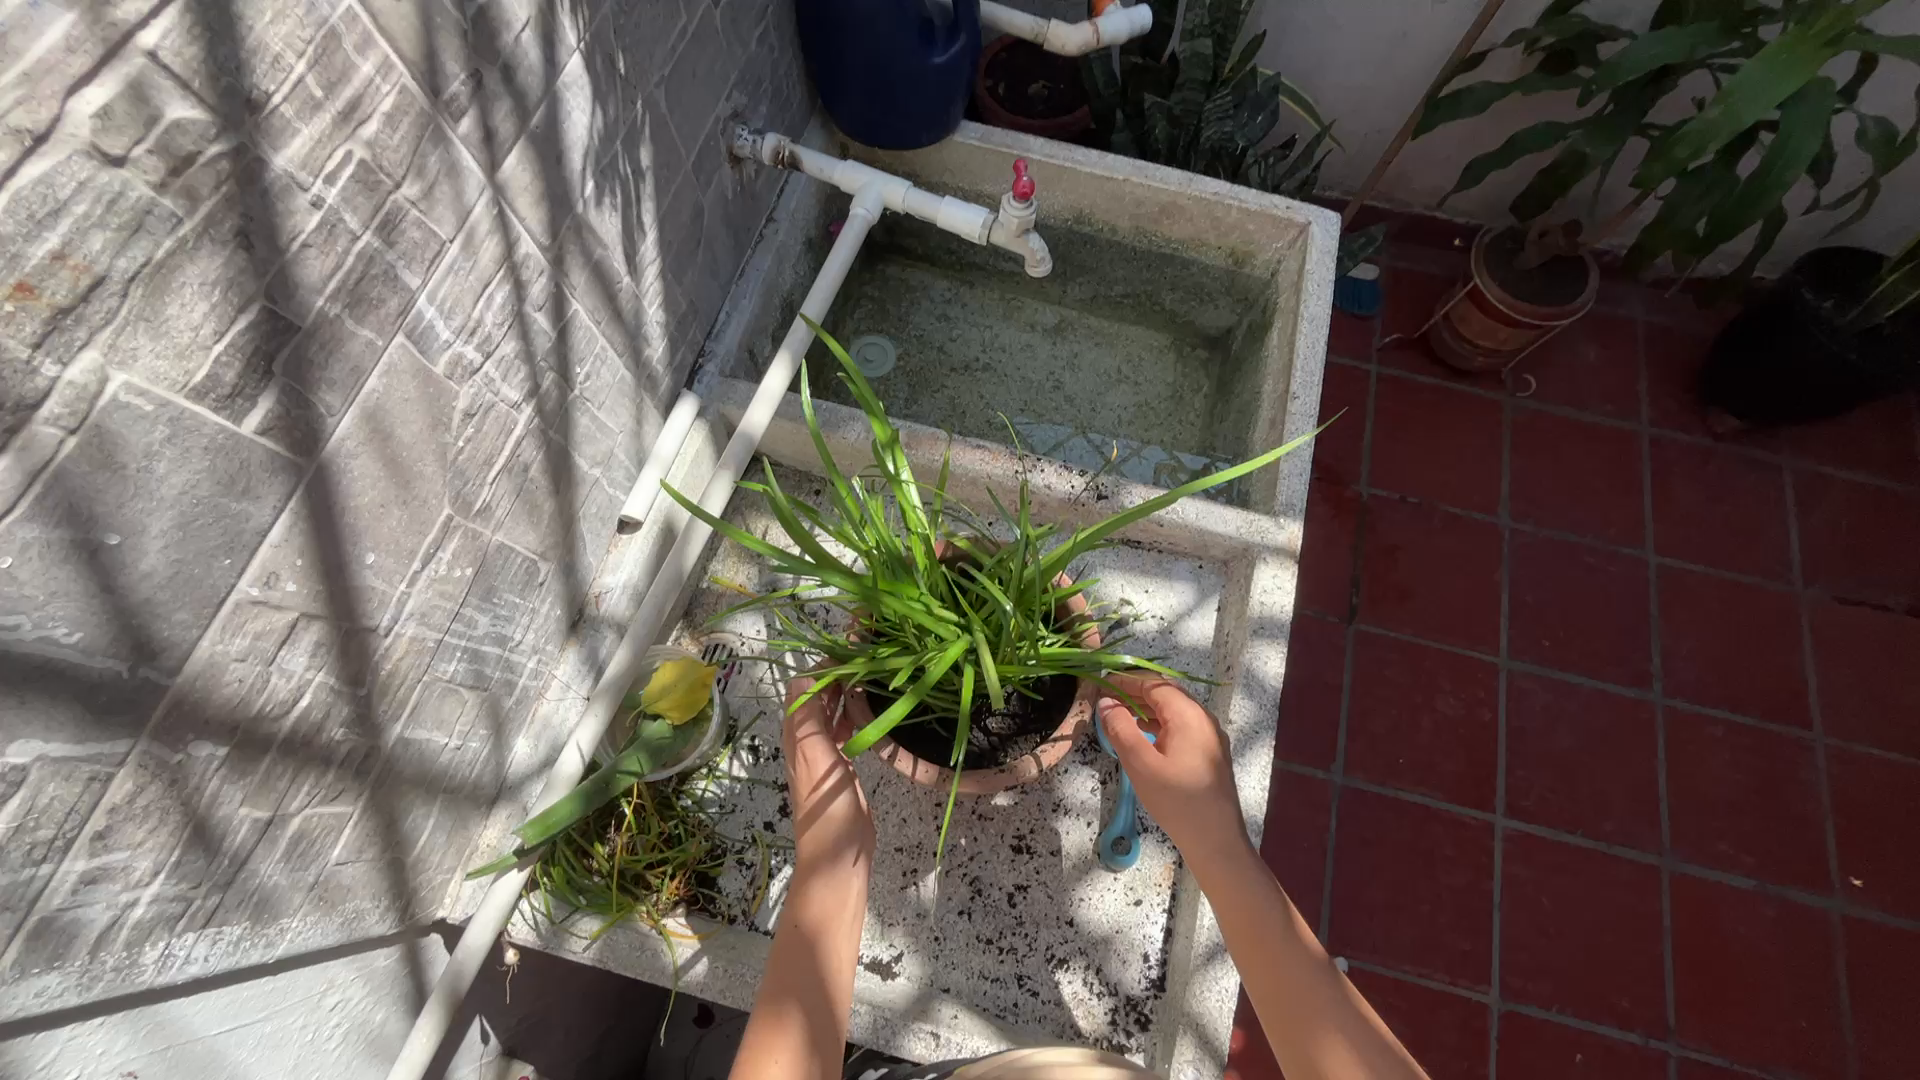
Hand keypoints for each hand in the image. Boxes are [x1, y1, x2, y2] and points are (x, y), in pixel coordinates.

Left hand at [783, 676, 875, 874]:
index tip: (851, 652)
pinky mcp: (842, 765)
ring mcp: (824, 753)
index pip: (803, 687)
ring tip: (872, 677)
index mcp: (796, 734)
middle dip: (837, 675)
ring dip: (846, 693)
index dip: (822, 667)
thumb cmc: (826, 805)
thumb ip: (808, 717)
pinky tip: (872, 710)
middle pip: (817, 697)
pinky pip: (845, 730)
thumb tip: (805, 676)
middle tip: (867, 659)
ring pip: (832, 711)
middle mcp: (806, 740)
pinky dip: (855, 715)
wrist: (839, 853)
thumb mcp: (815, 755)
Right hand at [1097, 672, 1253, 871]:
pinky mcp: (1210, 753)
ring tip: (1119, 718)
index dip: (1125, 682)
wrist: (1216, 840)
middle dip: (1134, 694)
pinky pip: (1181, 727)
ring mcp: (1210, 736)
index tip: (1100, 686)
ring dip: (1146, 710)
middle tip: (1106, 701)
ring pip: (1173, 711)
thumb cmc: (1176, 800)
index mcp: (1188, 714)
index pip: (1153, 684)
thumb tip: (1106, 703)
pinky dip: (1159, 725)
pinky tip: (1142, 738)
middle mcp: (1203, 718)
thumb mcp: (1140, 763)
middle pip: (1165, 694)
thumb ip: (1120, 728)